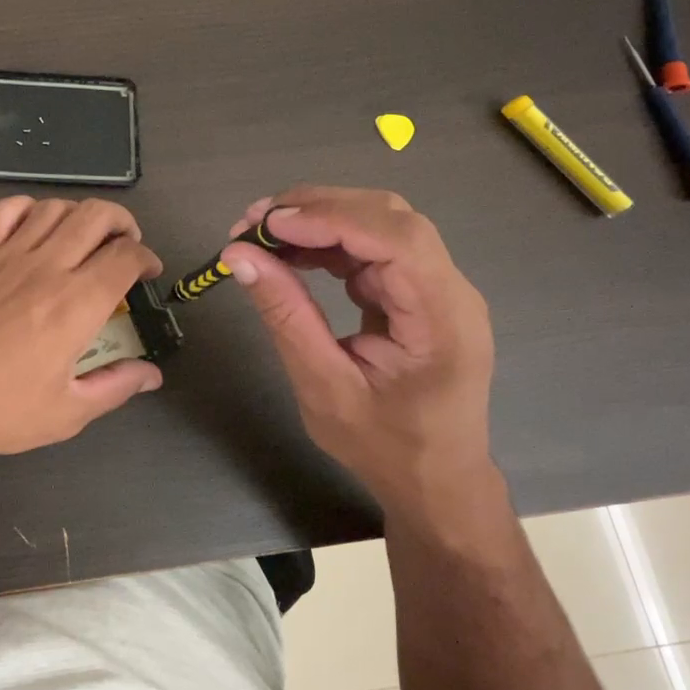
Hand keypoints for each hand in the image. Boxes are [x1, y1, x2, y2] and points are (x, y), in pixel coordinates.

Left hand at [0, 196, 164, 472]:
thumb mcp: (67, 413)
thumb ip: (115, 387)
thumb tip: (151, 373)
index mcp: (76, 304)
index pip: (125, 255)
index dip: (146, 257)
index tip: (148, 273)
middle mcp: (46, 267)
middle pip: (96, 216)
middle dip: (122, 223)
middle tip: (124, 247)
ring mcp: (6, 256)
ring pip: (54, 208)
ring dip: (79, 214)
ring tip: (85, 237)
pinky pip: (5, 211)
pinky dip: (28, 208)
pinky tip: (35, 228)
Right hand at [219, 187, 495, 514]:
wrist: (434, 481)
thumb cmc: (384, 447)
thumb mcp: (323, 386)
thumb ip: (285, 316)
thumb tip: (238, 255)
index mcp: (442, 321)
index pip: (397, 240)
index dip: (331, 218)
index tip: (266, 225)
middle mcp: (450, 292)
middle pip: (391, 219)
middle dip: (319, 209)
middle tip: (252, 223)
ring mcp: (437, 288)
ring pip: (380, 224)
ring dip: (319, 220)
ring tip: (260, 235)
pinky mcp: (417, 292)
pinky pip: (373, 247)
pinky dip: (327, 242)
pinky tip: (289, 254)